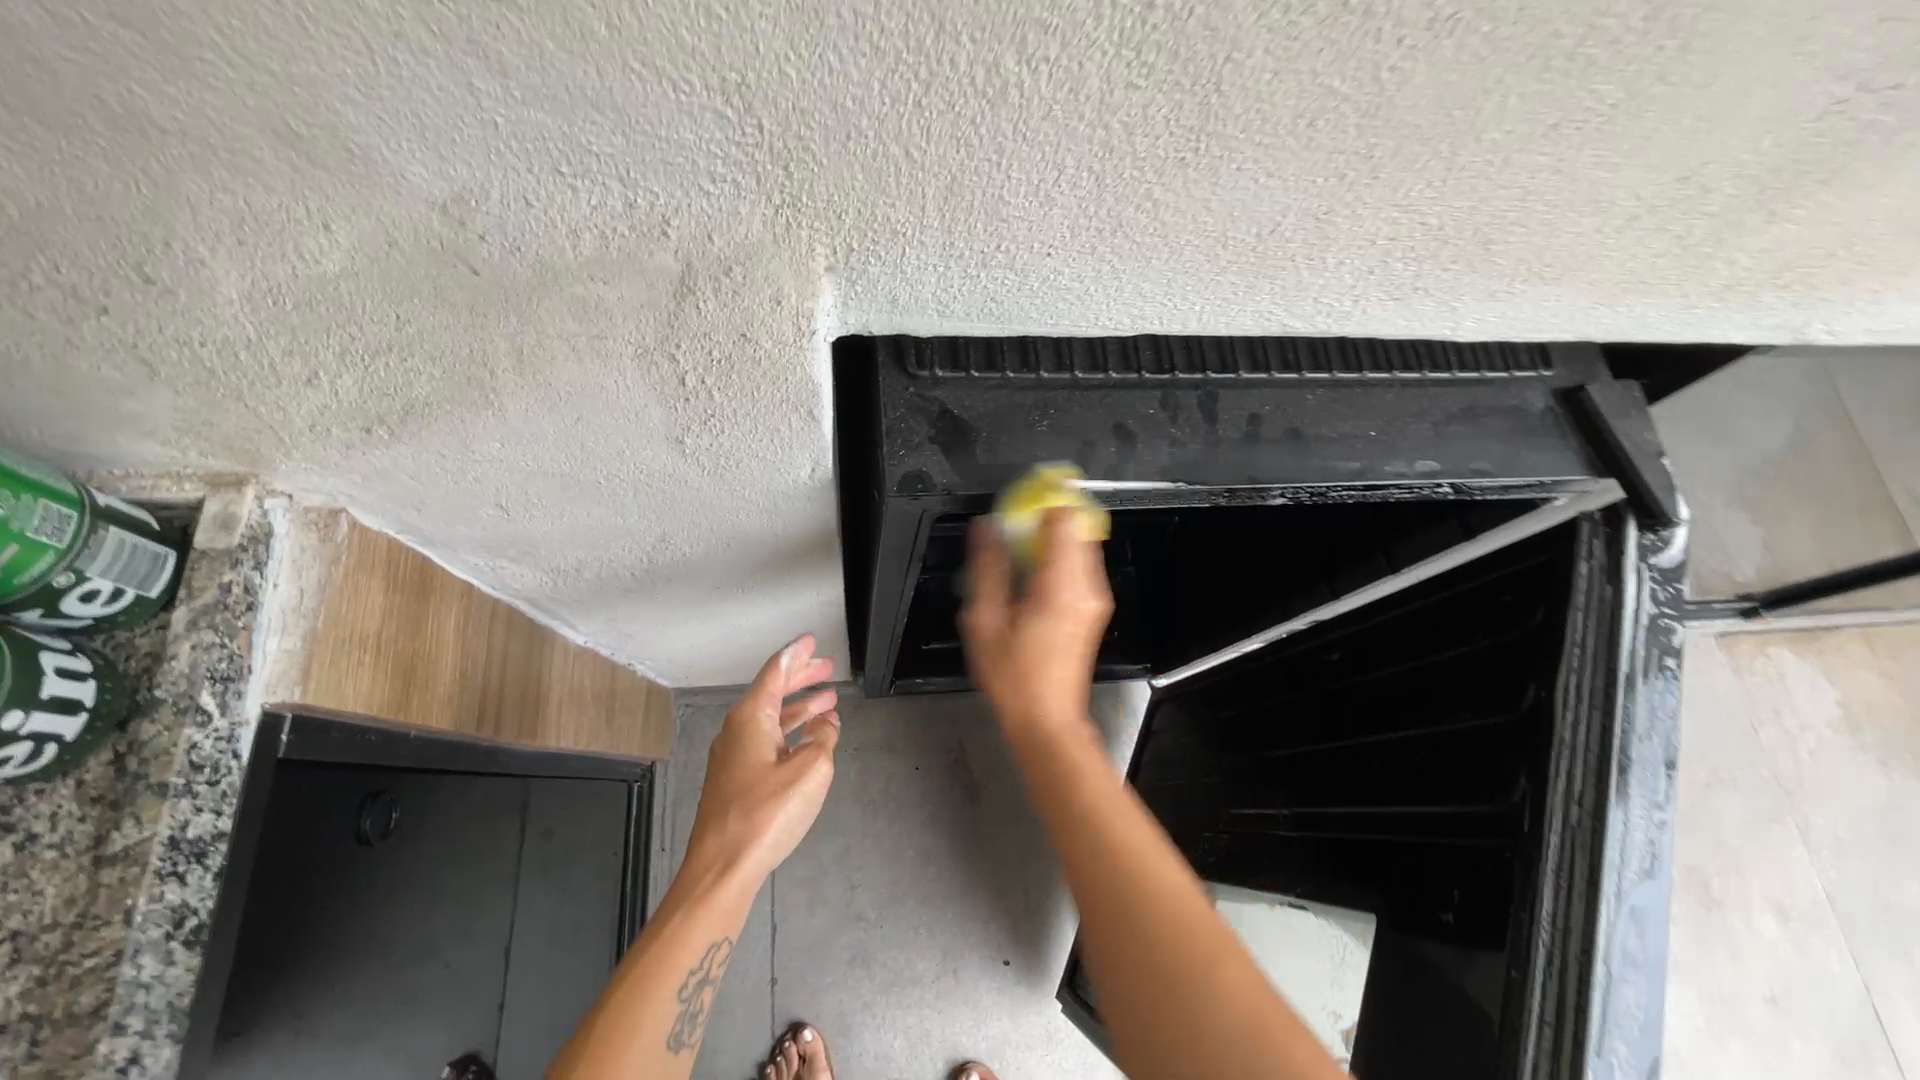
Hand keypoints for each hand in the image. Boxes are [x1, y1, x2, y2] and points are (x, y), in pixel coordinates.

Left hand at [684, 634, 840, 882]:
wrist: (722, 867)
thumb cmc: (765, 815)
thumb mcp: (810, 770)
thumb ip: (824, 739)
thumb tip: (827, 724)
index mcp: (750, 718)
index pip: (775, 672)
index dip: (797, 654)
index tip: (810, 640)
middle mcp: (736, 731)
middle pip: (770, 692)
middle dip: (799, 678)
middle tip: (825, 666)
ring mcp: (732, 757)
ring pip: (769, 719)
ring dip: (798, 707)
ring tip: (827, 702)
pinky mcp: (734, 780)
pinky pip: (765, 741)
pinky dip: (788, 732)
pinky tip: (806, 741)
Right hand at [960, 507, 1114, 730]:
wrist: (1048, 719)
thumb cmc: (1014, 678)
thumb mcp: (985, 622)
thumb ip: (987, 569)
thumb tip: (986, 528)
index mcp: (1061, 586)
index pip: (1065, 517)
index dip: (1041, 502)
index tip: (1015, 508)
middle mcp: (1087, 586)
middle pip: (1075, 524)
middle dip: (1044, 517)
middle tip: (1011, 530)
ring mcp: (1095, 597)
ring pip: (1079, 542)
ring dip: (1049, 537)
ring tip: (1016, 555)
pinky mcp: (1094, 606)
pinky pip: (1080, 563)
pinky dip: (1057, 556)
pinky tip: (1030, 577)